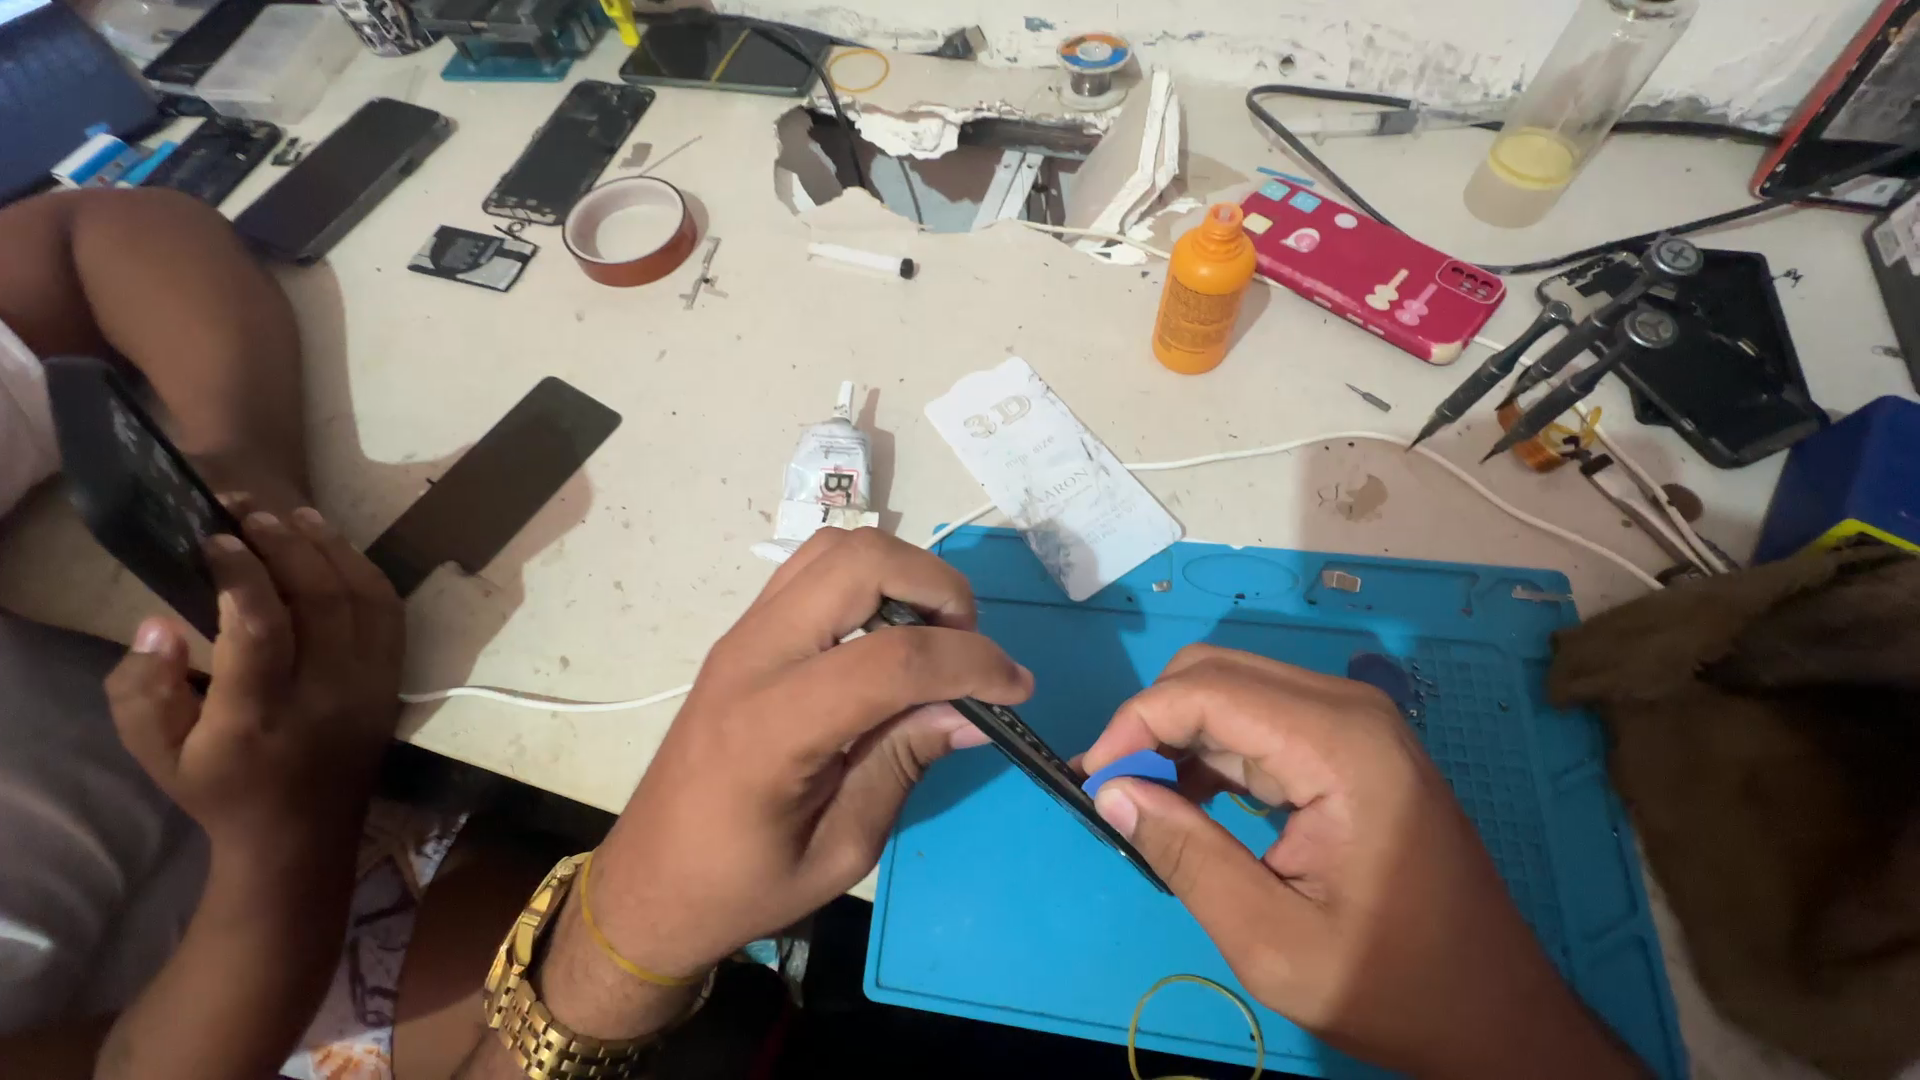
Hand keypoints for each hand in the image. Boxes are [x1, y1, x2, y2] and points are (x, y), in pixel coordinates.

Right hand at [104, 509, 404, 851]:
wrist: (304, 827)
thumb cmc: (223, 788)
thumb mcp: (156, 753)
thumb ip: (142, 689)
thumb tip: (156, 622)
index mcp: (261, 713)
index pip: (260, 626)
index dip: (240, 574)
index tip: (213, 538)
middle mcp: (329, 691)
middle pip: (322, 601)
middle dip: (287, 547)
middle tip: (250, 511)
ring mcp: (372, 682)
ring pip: (365, 600)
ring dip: (332, 550)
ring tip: (295, 515)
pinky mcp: (394, 678)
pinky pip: (391, 615)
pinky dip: (367, 575)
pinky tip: (339, 550)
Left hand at [586, 528, 1032, 979]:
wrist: (648, 881)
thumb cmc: (742, 885)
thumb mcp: (841, 848)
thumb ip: (905, 763)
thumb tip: (974, 712)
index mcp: (773, 728)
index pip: (892, 659)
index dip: (971, 664)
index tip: (1015, 687)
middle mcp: (754, 656)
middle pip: (862, 564)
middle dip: (939, 589)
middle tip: (967, 647)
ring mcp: (744, 632)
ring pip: (838, 548)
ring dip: (904, 572)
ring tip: (933, 633)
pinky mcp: (745, 629)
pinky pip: (815, 566)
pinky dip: (870, 576)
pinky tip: (889, 628)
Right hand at [1082, 646, 1647, 1079]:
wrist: (1497, 1016)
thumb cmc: (1393, 986)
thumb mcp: (1272, 942)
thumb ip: (1186, 857)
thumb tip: (1110, 791)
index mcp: (1339, 745)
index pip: (1205, 691)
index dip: (1134, 726)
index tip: (1094, 782)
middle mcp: (1346, 709)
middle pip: (1213, 672)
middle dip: (1150, 722)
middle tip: (1118, 791)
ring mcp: (1352, 721)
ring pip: (1228, 688)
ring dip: (1175, 735)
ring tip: (1147, 803)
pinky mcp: (1348, 741)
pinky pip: (1255, 717)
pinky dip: (1208, 748)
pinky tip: (1191, 801)